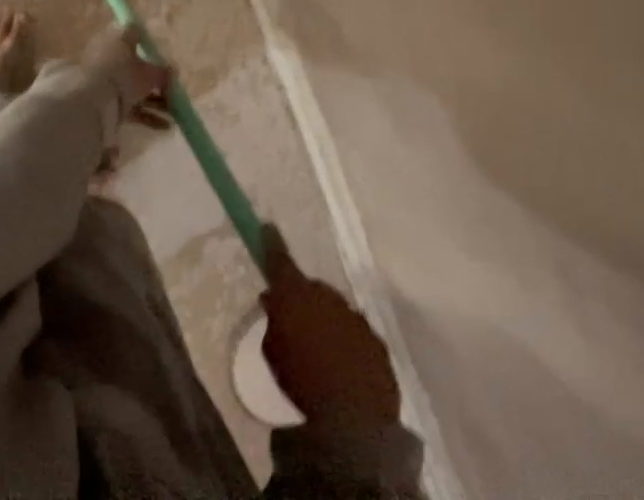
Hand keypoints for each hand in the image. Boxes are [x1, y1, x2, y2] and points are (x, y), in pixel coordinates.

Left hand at [82, 24, 171, 119]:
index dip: (150, 44)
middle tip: (174, 93)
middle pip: (137, 67)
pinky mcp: (104, 102)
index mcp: (117, 41)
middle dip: (157, 82)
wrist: (91, 101)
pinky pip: (129, 106)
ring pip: (134, 89)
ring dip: (156, 102)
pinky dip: (146, 115)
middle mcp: (109, 57)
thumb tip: (172, 72)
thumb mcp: (149, 73)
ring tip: (175, 115)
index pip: (134, 34)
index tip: (164, 57)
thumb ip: (164, 73)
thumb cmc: (123, 76)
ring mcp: (105, 80)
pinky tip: (164, 126)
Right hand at [259, 224, 401, 428]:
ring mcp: (356, 318)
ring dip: (325, 320)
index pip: (281, 262)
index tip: (267, 226)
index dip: (272, 243)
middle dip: (302, 298)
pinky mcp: (376, 340)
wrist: (352, 417)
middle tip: (293, 321)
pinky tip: (340, 364)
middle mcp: (328, 298)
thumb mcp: (272, 351)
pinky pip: (354, 331)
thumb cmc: (300, 379)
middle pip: (312, 288)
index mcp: (296, 297)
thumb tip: (274, 301)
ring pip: (335, 309)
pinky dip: (345, 340)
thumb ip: (274, 322)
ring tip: (318, 350)